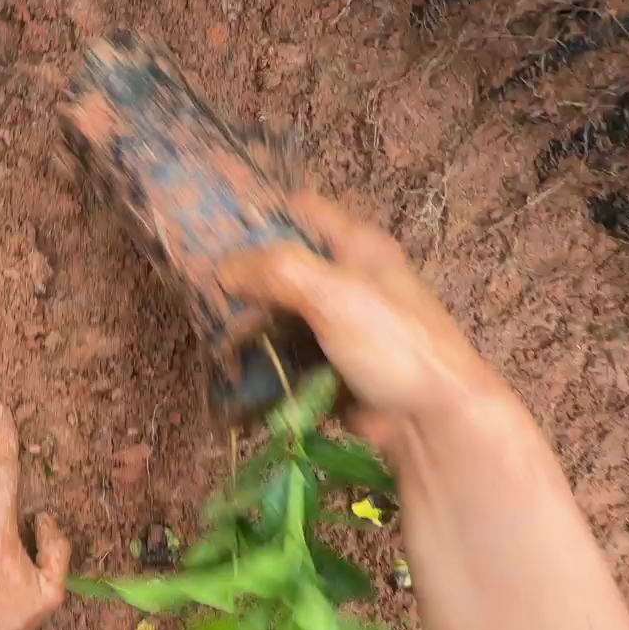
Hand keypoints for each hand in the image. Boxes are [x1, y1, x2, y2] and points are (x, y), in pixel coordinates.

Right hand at [216, 191, 517, 450]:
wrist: (427, 417)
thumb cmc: (393, 345)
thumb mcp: (335, 294)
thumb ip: (278, 272)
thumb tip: (222, 269)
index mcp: (355, 248)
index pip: (300, 211)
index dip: (258, 217)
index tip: (212, 236)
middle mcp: (343, 280)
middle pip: (279, 268)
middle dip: (241, 282)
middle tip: (201, 300)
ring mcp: (332, 325)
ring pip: (274, 314)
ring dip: (244, 327)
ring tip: (212, 342)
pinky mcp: (322, 364)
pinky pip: (280, 354)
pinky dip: (257, 360)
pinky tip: (231, 371)